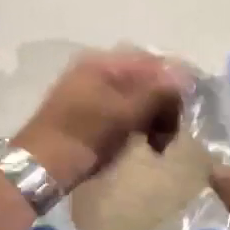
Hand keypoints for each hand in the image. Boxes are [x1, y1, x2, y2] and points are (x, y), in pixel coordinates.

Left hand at [13, 49, 184, 188]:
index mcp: (104, 63)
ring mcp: (95, 91)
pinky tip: (146, 144)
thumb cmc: (86, 136)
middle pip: (149, 81)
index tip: (187, 112)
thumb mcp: (126, 114)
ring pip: (141, 98)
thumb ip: (157, 93)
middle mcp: (100, 70)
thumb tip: (186, 75)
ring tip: (158, 145)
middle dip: (165, 107)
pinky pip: (129, 111)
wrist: (43, 166)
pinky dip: (142, 125)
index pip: (154, 63)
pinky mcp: (94, 112)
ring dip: (156, 119)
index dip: (175, 85)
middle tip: (172, 135)